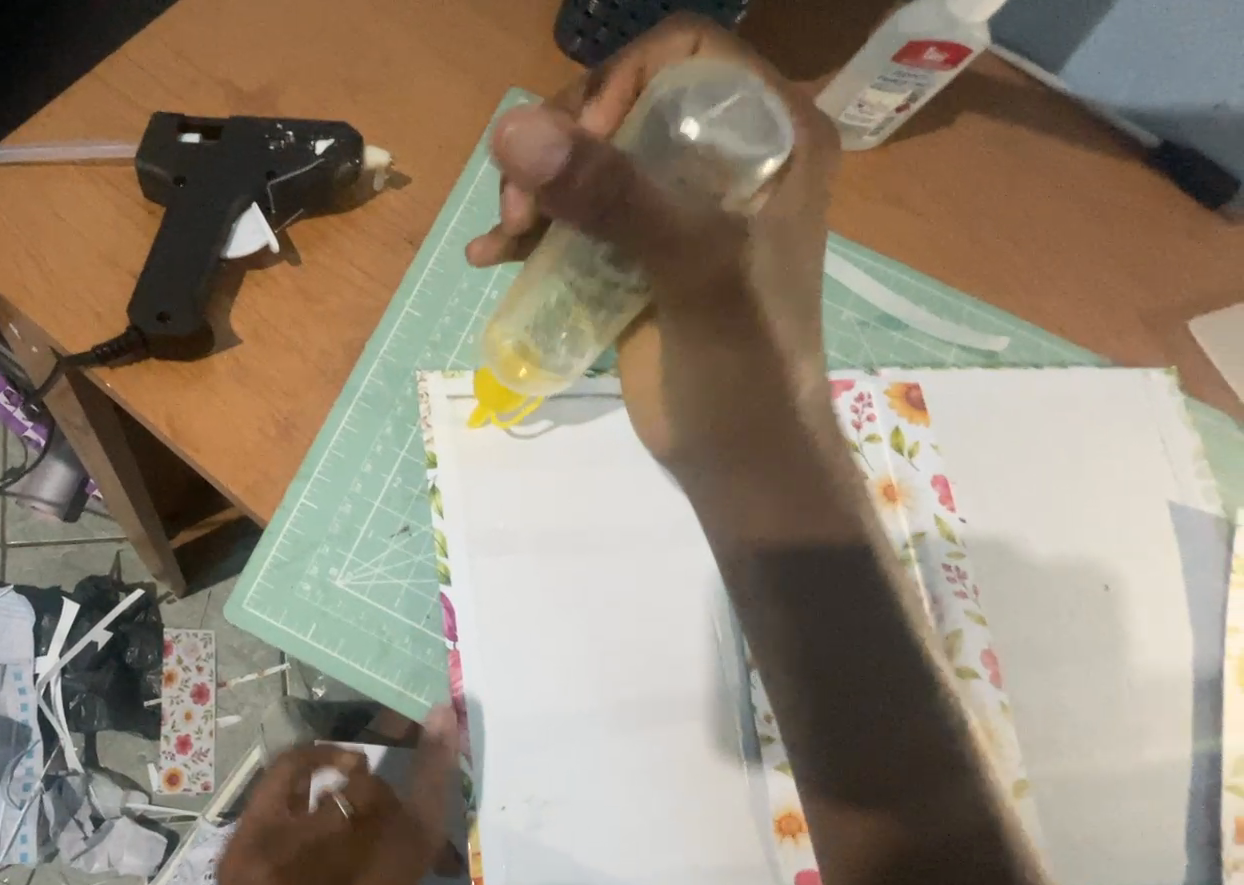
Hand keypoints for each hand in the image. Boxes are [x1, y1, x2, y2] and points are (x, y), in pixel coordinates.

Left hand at [137, 707, 616, 884]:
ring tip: (386, 838)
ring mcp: (257, 865)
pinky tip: (342, 770)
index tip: (448, 718)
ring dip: (373, 801)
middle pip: (370, 810)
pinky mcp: (235, 853)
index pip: (403, 838)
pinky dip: (313, 762)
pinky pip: (279, 780)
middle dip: (411, 811)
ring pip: (332, 793)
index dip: (432, 773)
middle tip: (434, 857)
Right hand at [467, 15, 842, 489]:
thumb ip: (614, 196)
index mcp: (767, 135)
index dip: (614, 86)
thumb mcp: (691, 268)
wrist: (739, 456)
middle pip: (617, 108)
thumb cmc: (743, 364)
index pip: (680, 56)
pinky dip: (526, 235)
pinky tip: (488, 259)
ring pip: (583, 165)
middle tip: (521, 214)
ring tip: (502, 241)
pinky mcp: (632, 260)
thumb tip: (509, 127)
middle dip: (556, 151)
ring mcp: (670, 213)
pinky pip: (571, 223)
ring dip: (530, 193)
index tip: (573, 154)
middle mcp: (718, 161)